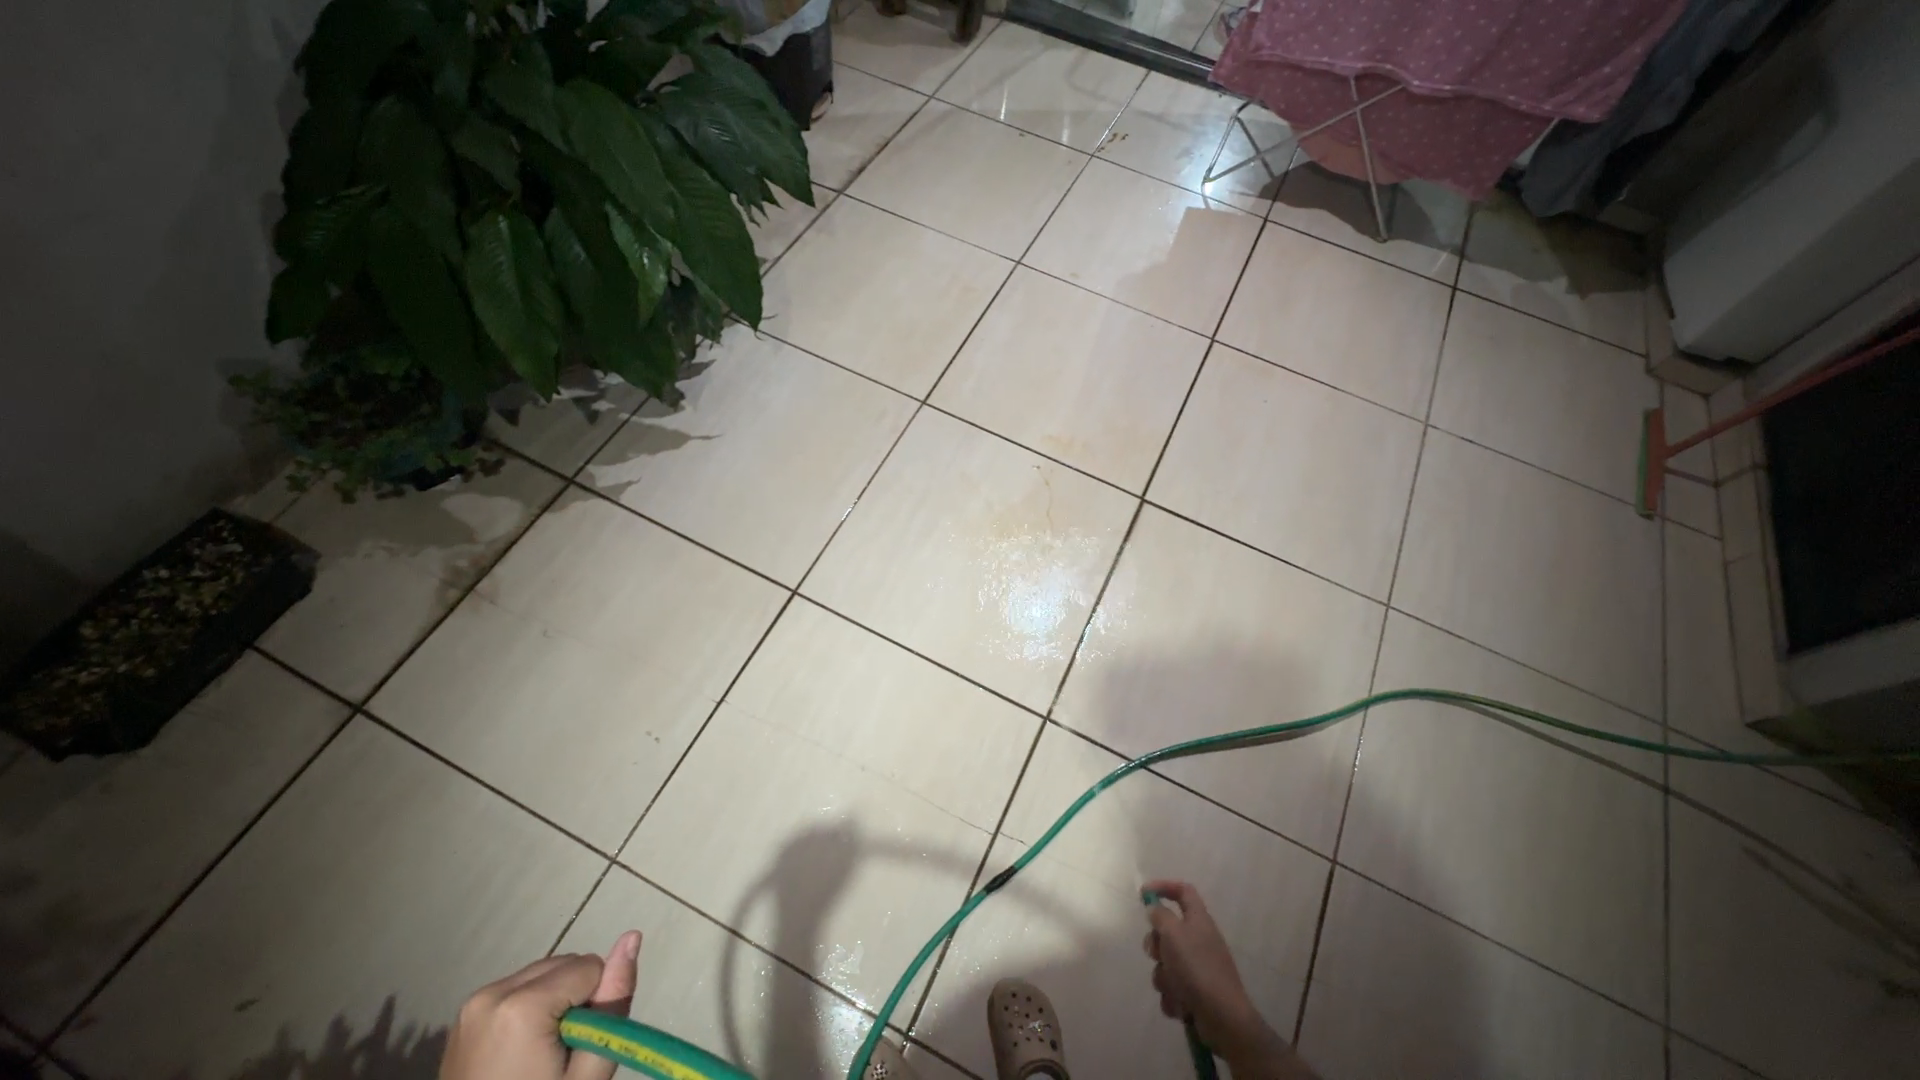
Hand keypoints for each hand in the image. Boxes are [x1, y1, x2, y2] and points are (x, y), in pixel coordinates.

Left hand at [439, 930, 640, 1079]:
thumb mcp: (588, 1074)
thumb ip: (613, 1001)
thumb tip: (632, 936)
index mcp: (522, 1005)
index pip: (592, 967)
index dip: (597, 1006)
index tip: (580, 1047)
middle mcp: (493, 991)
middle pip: (566, 964)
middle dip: (576, 997)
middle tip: (564, 1052)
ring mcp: (473, 1002)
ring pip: (544, 972)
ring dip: (555, 999)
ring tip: (543, 1052)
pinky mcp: (465, 1013)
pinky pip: (519, 986)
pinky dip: (531, 1006)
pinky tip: (522, 1048)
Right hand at [1142, 881, 1274, 1060]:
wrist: (1222, 1017)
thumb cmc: (1197, 968)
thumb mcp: (1174, 934)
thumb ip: (1160, 916)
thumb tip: (1154, 907)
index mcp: (1199, 921)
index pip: (1183, 891)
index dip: (1164, 887)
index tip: (1143, 894)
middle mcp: (1199, 941)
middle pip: (1168, 931)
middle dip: (1156, 945)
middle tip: (1158, 954)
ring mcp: (1198, 968)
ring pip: (1166, 963)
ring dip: (1164, 977)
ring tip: (1175, 988)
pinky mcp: (1195, 992)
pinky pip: (1172, 987)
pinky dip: (1172, 996)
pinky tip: (1181, 1005)